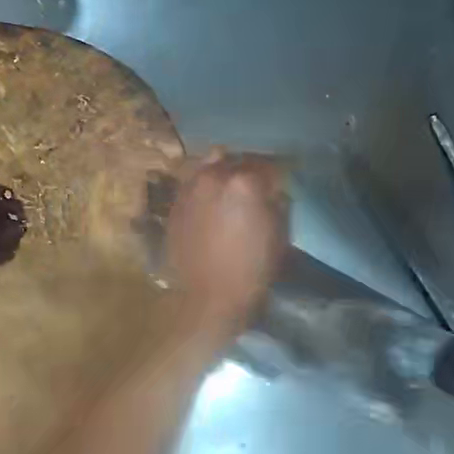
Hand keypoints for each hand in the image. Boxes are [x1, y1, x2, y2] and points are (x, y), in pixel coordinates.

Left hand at [164, 151, 287, 334]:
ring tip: (230, 188)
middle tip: (256, 183)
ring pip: (208, 165)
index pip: (267, 164)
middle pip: (234, 159)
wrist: (210, 295)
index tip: (280, 182)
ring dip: (221, 171)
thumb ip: (276, 201)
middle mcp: (212, 177)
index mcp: (243, 182)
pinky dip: (203, 186)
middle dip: (247, 168)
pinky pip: (191, 184)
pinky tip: (210, 202)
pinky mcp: (173, 205)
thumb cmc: (253, 267)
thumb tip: (272, 188)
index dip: (277, 173)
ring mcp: (189, 189)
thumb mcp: (279, 232)